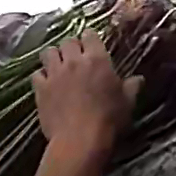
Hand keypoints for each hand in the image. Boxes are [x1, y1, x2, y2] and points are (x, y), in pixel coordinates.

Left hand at [32, 32, 141, 155]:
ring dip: (54, 56)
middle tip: (75, 57)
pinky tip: (46, 83)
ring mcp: (55, 74)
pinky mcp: (41, 89)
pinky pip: (36, 74)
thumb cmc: (108, 120)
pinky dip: (41, 76)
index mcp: (97, 59)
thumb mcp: (127, 102)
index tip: (91, 44)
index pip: (89, 35)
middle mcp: (74, 61)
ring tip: (58, 65)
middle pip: (67, 41)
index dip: (89, 38)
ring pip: (49, 52)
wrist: (80, 141)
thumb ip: (132, 87)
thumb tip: (139, 79)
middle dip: (71, 46)